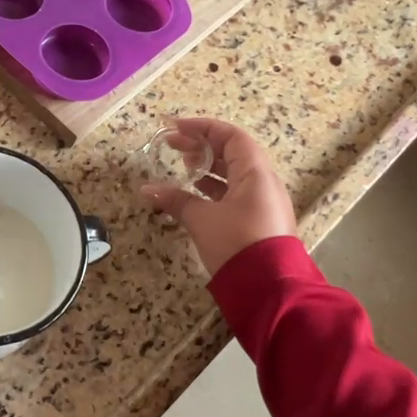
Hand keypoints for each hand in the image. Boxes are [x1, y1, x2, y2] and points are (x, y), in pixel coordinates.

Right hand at [140, 118, 297, 275]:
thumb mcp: (202, 219)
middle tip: (172, 145)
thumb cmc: (236, 243)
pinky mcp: (259, 221)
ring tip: (183, 166)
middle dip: (201, 146)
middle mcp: (264, 183)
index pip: (231, 137)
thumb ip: (176, 200)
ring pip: (234, 173)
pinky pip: (236, 192)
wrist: (269, 288)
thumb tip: (147, 190)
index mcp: (256, 174)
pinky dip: (214, 186)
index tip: (176, 128)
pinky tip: (195, 191)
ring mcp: (263, 203)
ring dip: (208, 166)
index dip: (203, 128)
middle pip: (233, 153)